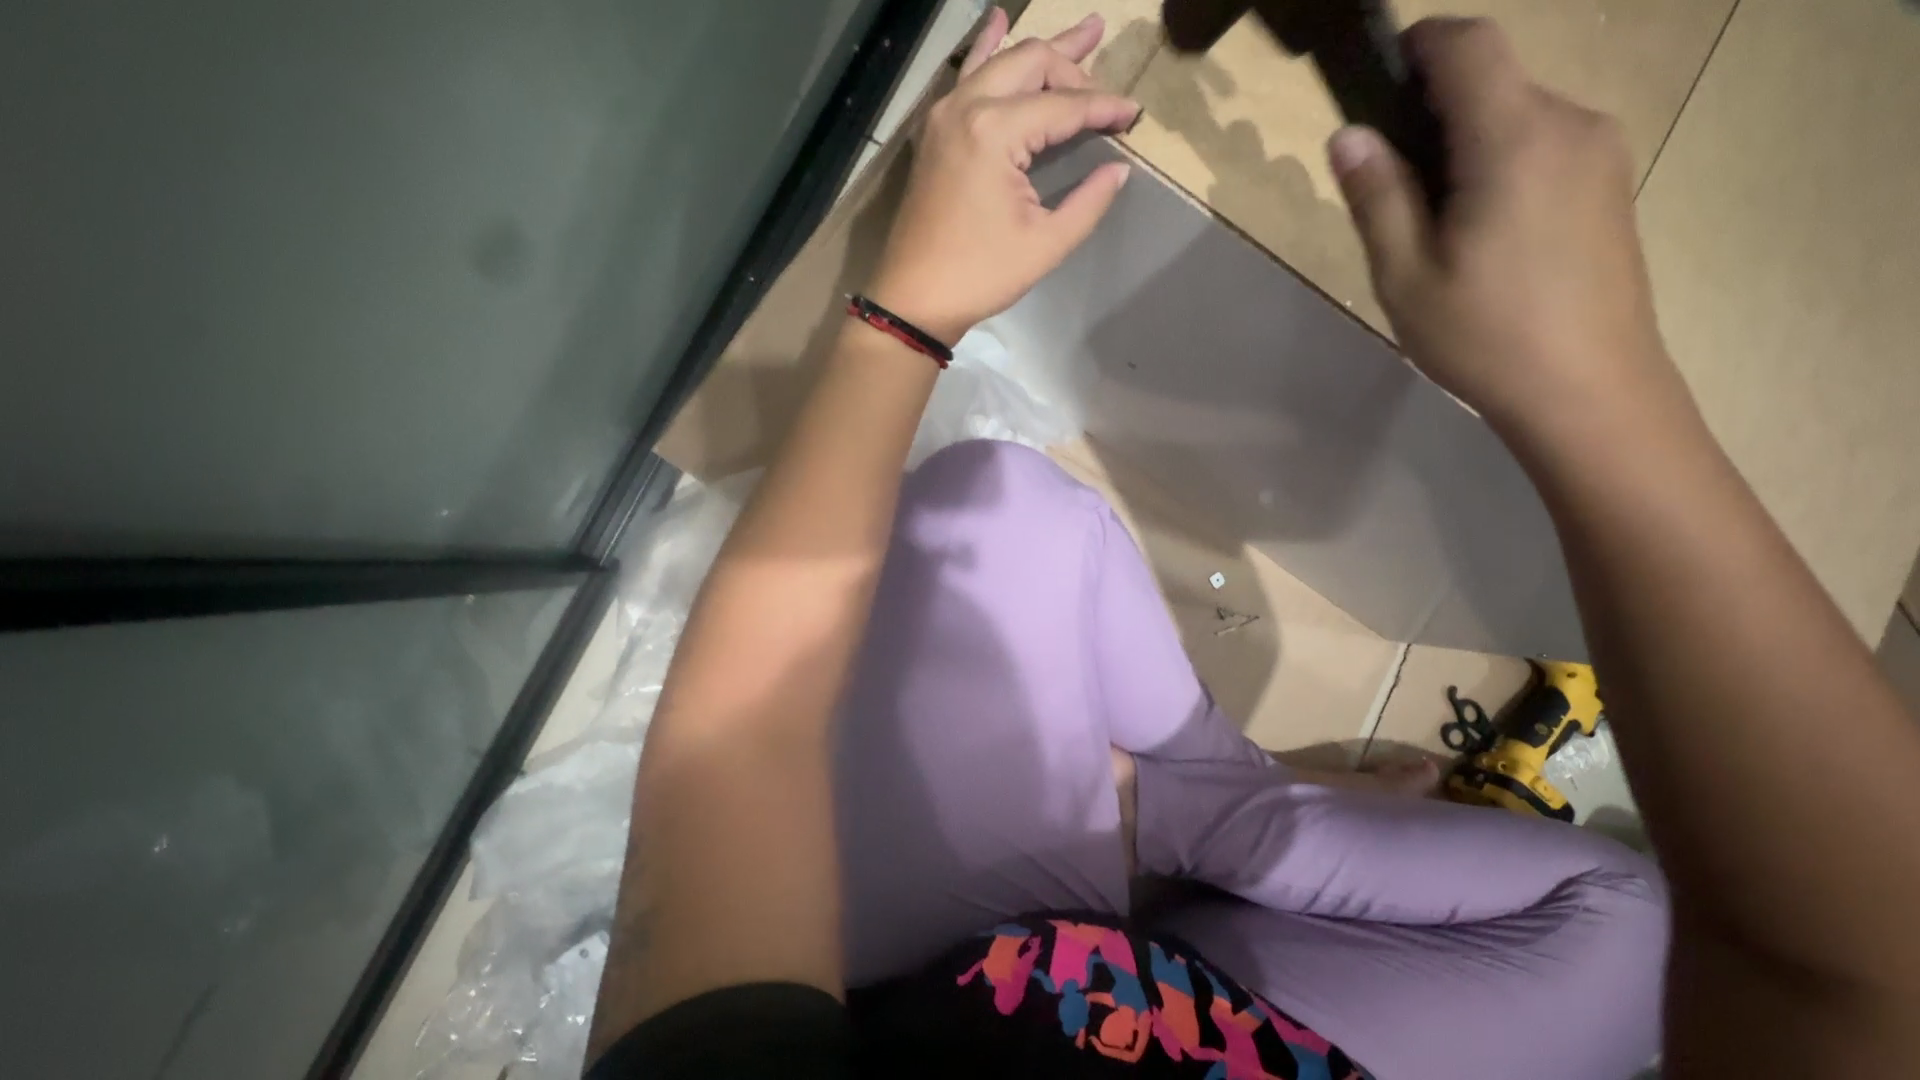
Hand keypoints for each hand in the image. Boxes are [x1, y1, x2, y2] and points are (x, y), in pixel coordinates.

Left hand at [866, 8, 1141, 345]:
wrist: (913, 298)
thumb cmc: (980, 275)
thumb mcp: (1046, 244)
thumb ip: (1088, 201)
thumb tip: (1119, 170)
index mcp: (996, 131)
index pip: (1064, 106)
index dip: (1104, 108)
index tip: (1133, 117)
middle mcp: (967, 107)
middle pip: (1032, 63)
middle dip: (1075, 66)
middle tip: (1106, 78)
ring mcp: (944, 115)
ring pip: (1000, 61)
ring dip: (1042, 50)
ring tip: (1084, 31)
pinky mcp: (933, 131)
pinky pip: (966, 76)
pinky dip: (987, 48)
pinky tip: (998, 21)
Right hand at [1329, 19, 1683, 431]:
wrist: (1591, 392)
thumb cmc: (1485, 338)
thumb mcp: (1405, 275)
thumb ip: (1377, 195)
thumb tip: (1349, 135)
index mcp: (1515, 138)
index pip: (1470, 44)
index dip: (1418, 45)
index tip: (1377, 84)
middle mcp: (1571, 125)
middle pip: (1493, 80)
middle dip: (1434, 111)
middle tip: (1392, 188)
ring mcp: (1602, 152)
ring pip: (1518, 114)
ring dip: (1466, 142)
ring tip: (1435, 224)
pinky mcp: (1612, 183)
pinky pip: (1545, 144)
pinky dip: (1501, 162)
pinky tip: (1482, 234)